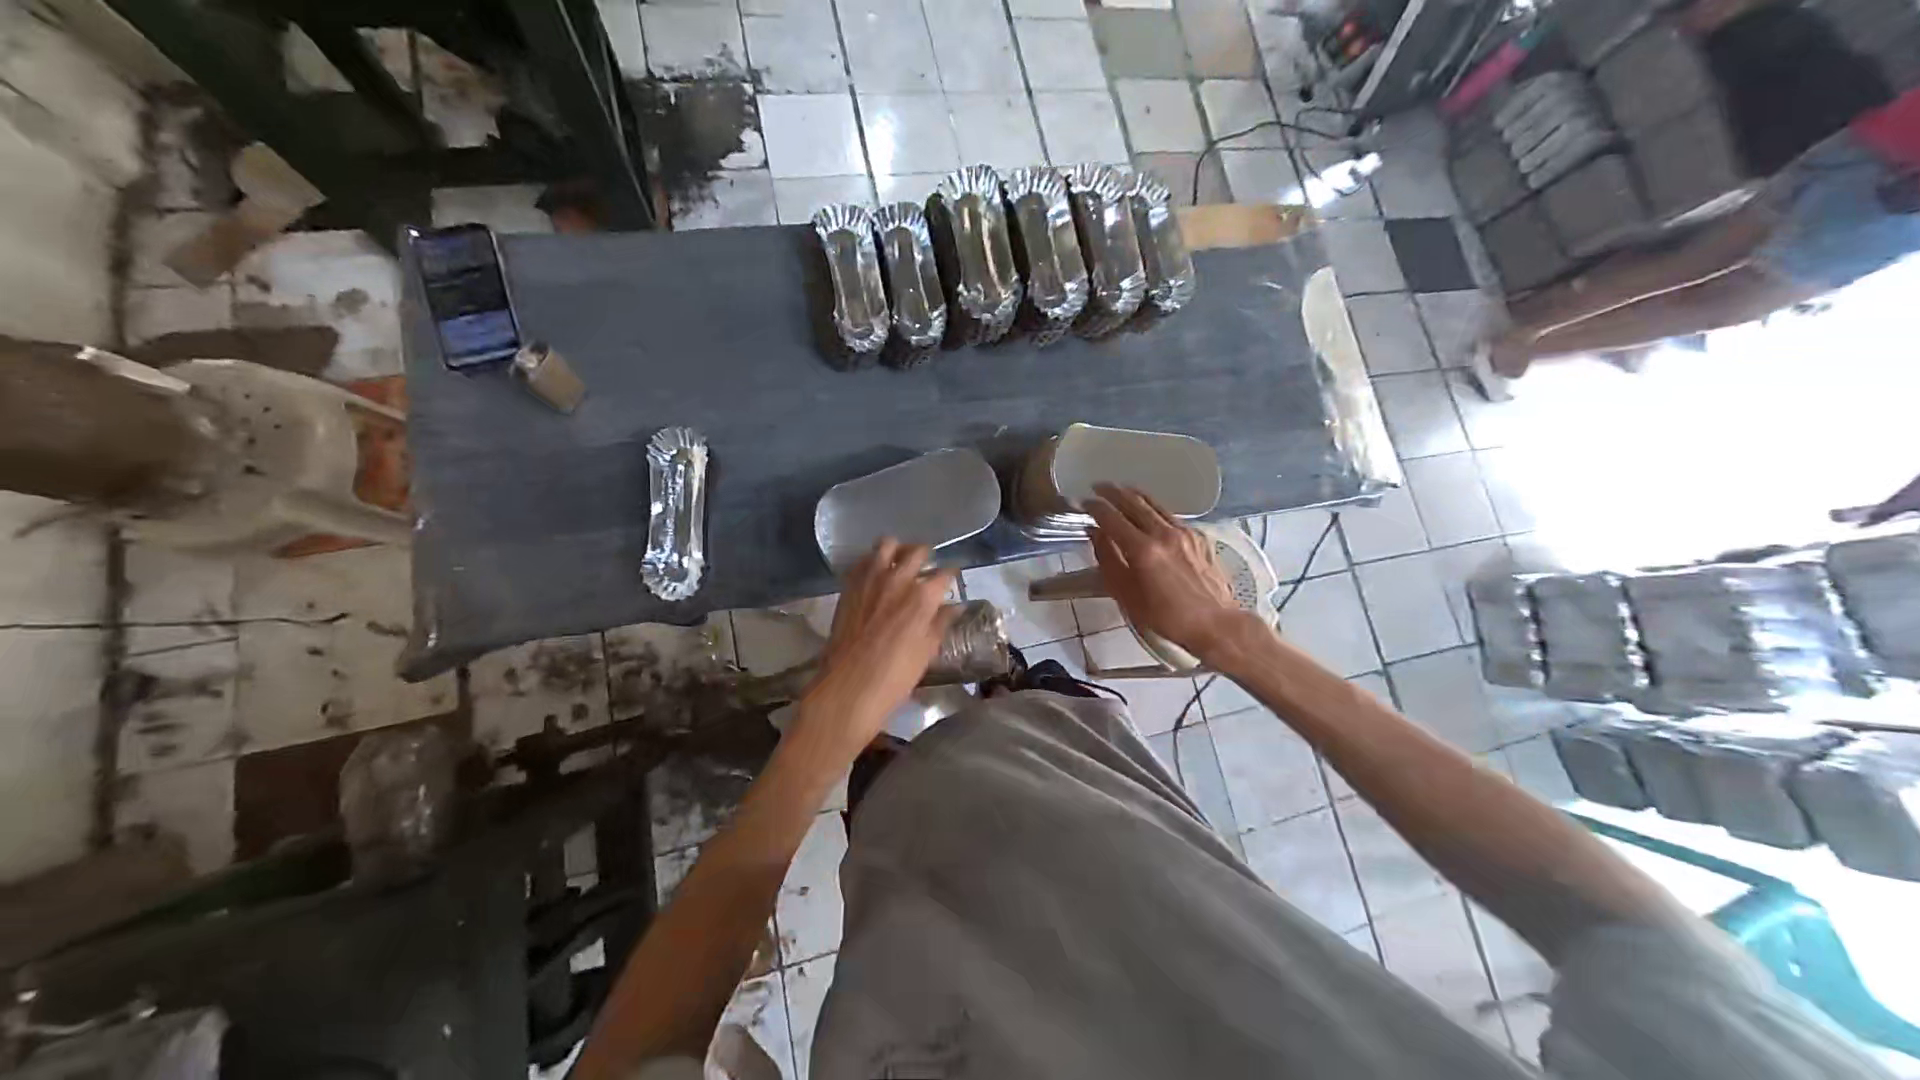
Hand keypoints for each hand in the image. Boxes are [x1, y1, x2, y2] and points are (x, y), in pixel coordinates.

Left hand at [794, 539, 958, 753]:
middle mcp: (898, 578)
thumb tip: (953, 607)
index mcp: (923, 596)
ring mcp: (870, 578)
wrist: (848, 687)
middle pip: (917, 551)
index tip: (952, 579)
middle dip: (926, 556)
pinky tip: (877, 573)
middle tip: (927, 567)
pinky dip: (873, 560)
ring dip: (898, 550)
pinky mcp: (849, 585)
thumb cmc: (894, 676)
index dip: (951, 576)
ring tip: (901, 561)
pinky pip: (863, 560)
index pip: (945, 574)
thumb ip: (940, 624)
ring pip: (887, 545)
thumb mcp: (926, 652)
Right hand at [1085, 484, 1248, 661]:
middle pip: (1134, 502)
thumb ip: (1108, 560)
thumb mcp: (1127, 595)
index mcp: (1143, 550)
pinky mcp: (1198, 537)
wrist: (1215, 623)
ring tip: (1121, 490)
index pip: (1112, 517)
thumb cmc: (1167, 617)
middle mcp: (1163, 534)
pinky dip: (1154, 508)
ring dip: (1134, 494)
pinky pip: (1170, 515)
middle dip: (1112, 492)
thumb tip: (1095, 534)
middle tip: (1098, 486)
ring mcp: (1184, 532)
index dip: (1095, 506)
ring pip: (1154, 504)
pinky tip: (1149, 512)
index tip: (1084, 502)